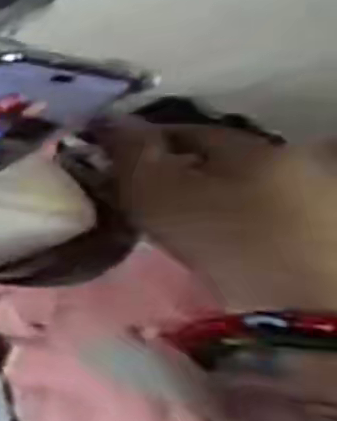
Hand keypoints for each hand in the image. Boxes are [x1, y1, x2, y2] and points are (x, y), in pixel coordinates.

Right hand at [96, 119, 336, 310]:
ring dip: (206, 188)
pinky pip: (260, 205)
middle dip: (175, 164)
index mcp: (254, 143)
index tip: (105, 158)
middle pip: (215, 155)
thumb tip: (111, 121)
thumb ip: (128, 151)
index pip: (181, 129)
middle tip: (135, 186)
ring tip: (170, 209)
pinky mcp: (322, 226)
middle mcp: (293, 157)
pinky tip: (210, 227)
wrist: (295, 299)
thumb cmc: (215, 233)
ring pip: (239, 180)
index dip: (138, 141)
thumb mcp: (151, 189)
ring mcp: (316, 192)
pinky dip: (231, 209)